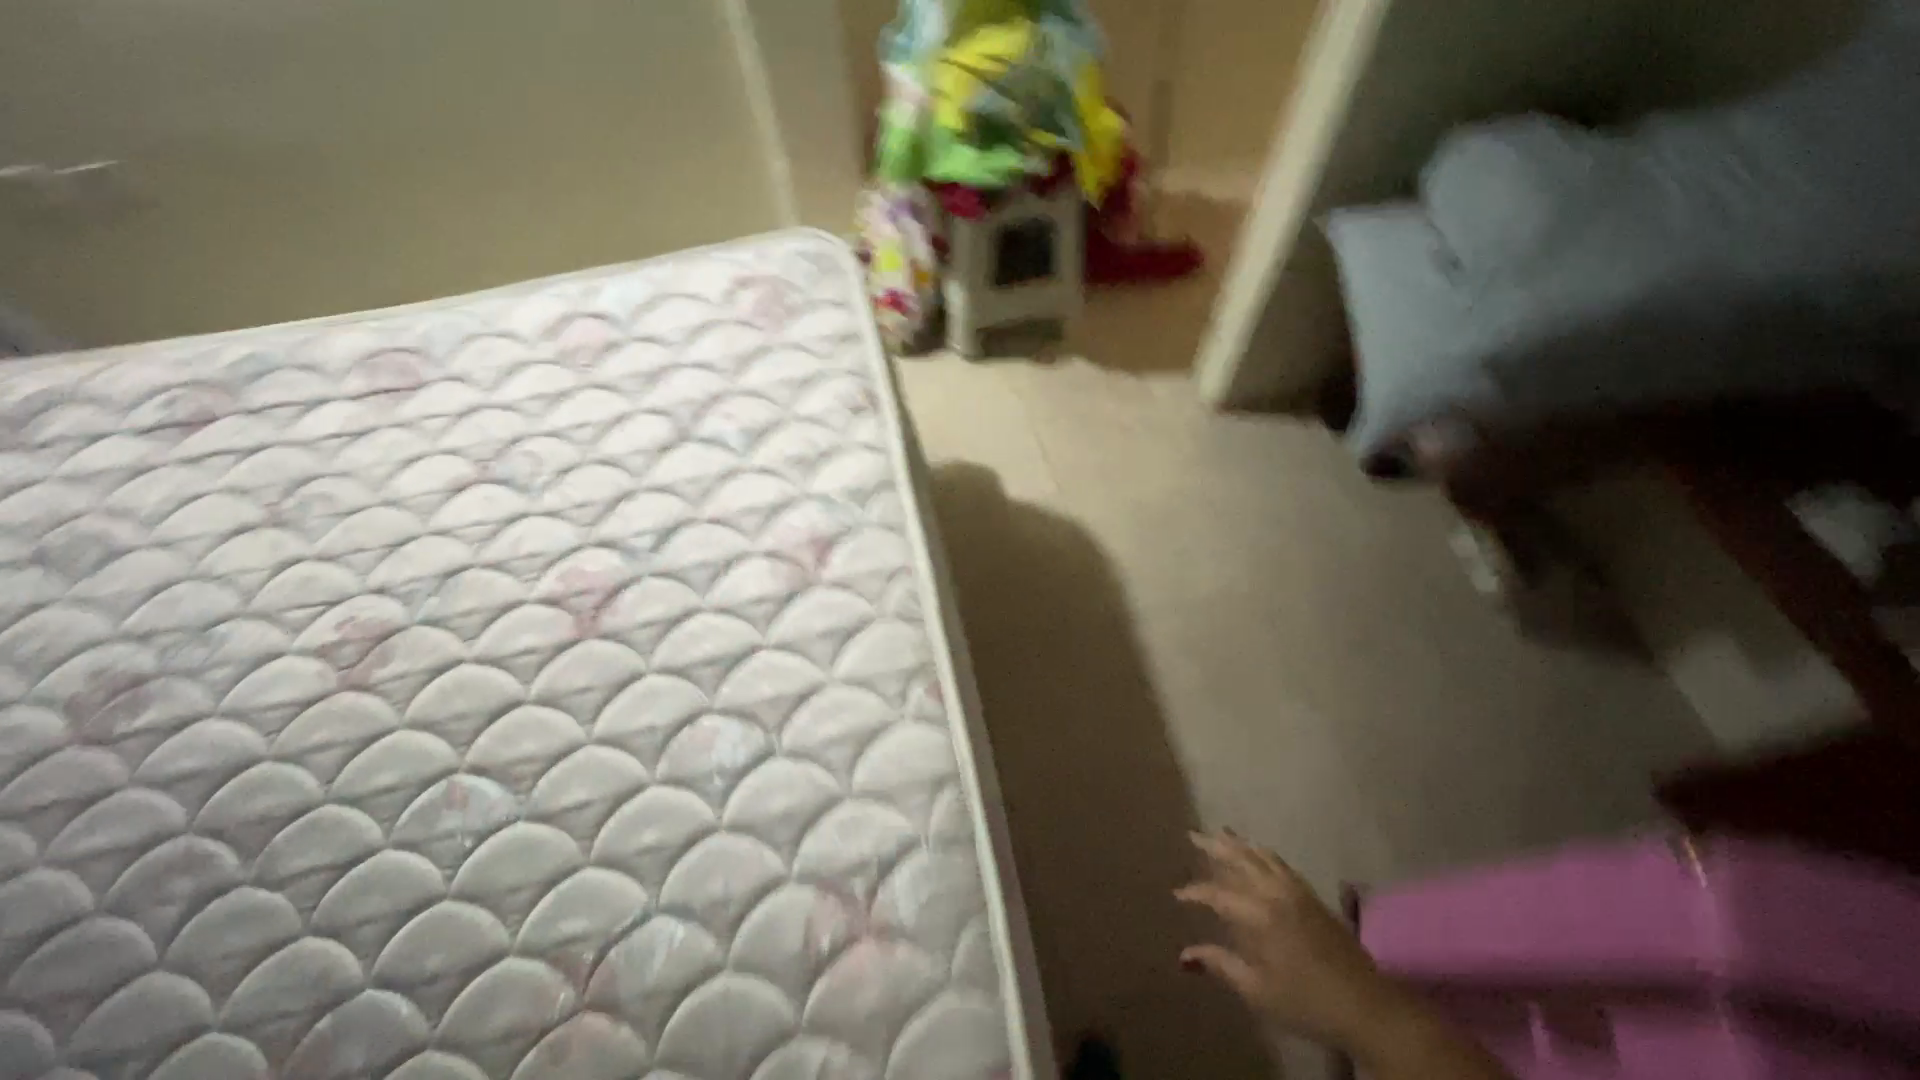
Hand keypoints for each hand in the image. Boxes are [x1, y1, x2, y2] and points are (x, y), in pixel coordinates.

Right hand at [1175, 831, 1411, 1050]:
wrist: (1367, 1006)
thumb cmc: (1307, 1003)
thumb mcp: (1258, 990)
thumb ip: (1221, 965)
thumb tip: (1184, 955)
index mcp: (1260, 916)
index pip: (1219, 894)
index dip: (1196, 893)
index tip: (1177, 894)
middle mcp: (1277, 895)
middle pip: (1242, 861)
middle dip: (1215, 847)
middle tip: (1193, 833)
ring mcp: (1299, 893)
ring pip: (1264, 858)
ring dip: (1241, 844)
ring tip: (1222, 832)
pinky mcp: (1315, 898)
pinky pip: (1283, 865)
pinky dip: (1265, 854)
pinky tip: (1259, 854)